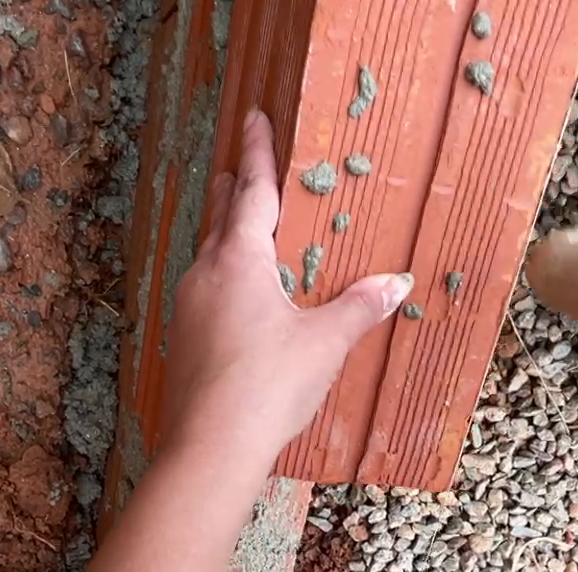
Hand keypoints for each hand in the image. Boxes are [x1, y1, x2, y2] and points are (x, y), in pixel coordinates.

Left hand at [160, 110, 413, 467]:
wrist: (211, 446)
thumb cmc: (269, 386)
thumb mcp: (324, 343)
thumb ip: (359, 308)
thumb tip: (396, 284)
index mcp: (239, 261)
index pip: (250, 193)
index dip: (257, 154)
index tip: (254, 119)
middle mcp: (204, 278)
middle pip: (219, 221)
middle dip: (230, 191)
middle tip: (235, 168)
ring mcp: (186, 312)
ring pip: (206, 261)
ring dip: (222, 240)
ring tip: (235, 233)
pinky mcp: (181, 346)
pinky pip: (202, 299)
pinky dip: (219, 284)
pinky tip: (230, 302)